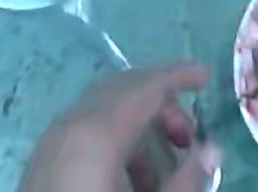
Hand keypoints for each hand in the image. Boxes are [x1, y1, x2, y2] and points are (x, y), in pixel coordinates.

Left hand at [20, 62, 222, 191]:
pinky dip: (116, 140)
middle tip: (191, 138)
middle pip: (126, 91)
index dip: (180, 76)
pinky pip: (87, 130)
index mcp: (98, 130)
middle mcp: (73, 122)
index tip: (208, 78)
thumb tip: (213, 148)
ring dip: (141, 128)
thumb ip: (185, 182)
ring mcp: (53, 140)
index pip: (147, 84)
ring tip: (165, 171)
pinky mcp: (43, 161)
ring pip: (107, 110)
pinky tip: (133, 181)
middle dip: (163, 106)